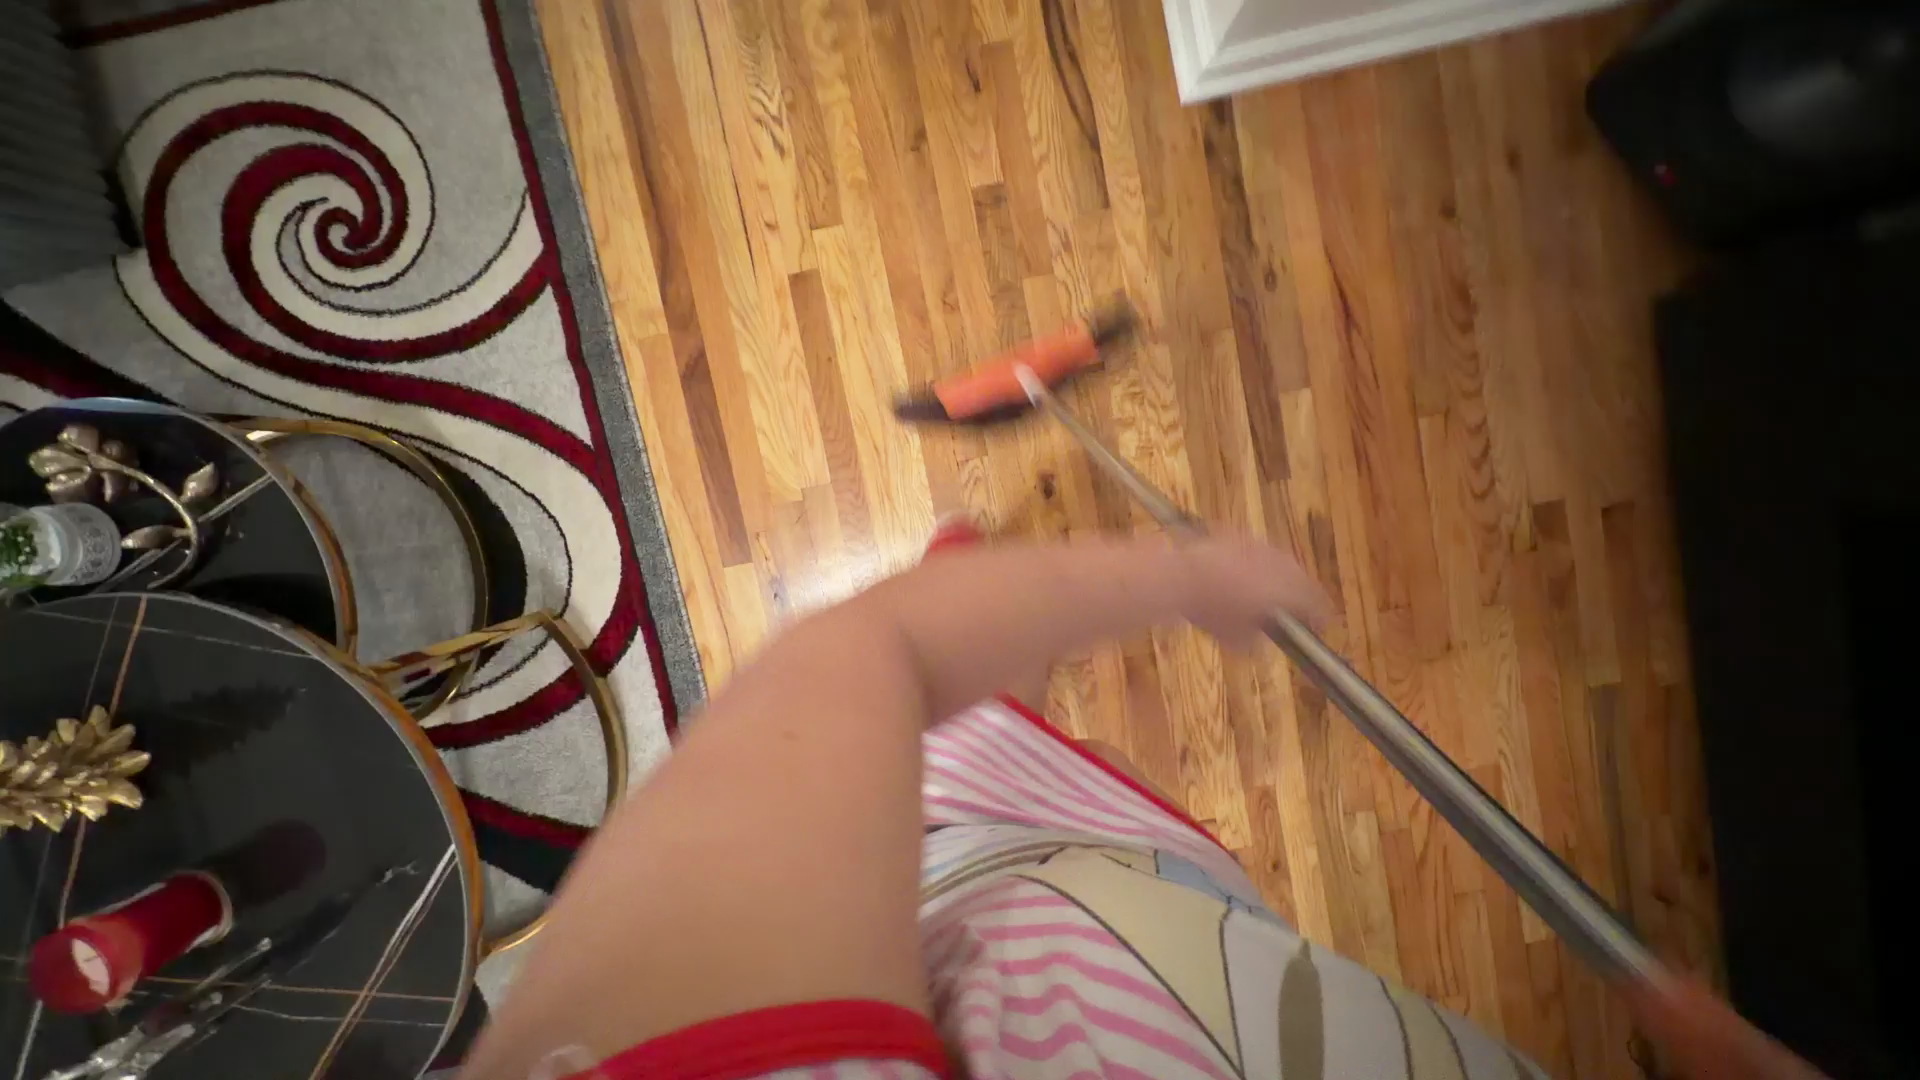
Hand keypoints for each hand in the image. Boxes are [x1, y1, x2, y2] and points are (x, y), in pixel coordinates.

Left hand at [1168, 533, 1333, 645]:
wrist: (1178, 573)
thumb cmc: (1211, 609)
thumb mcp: (1235, 637)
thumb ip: (1255, 638)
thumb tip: (1259, 638)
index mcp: (1288, 589)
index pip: (1317, 602)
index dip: (1321, 615)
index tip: (1322, 624)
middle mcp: (1279, 562)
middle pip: (1299, 577)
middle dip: (1300, 592)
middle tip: (1297, 606)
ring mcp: (1257, 544)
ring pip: (1277, 560)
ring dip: (1277, 575)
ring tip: (1269, 589)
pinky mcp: (1234, 533)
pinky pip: (1253, 550)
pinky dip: (1253, 563)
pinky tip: (1240, 572)